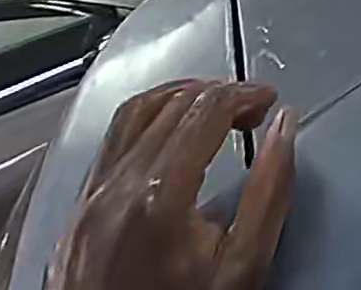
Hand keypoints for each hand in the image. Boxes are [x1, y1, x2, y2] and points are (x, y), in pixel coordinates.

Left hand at [49, 80, 297, 289]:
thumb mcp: (243, 268)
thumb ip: (271, 188)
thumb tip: (286, 122)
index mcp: (160, 197)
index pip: (208, 108)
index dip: (246, 93)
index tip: (269, 100)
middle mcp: (117, 188)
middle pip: (176, 102)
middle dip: (223, 93)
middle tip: (252, 108)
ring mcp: (89, 199)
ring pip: (138, 110)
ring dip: (183, 95)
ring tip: (215, 108)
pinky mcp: (74, 213)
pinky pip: (113, 139)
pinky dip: (150, 117)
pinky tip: (172, 132)